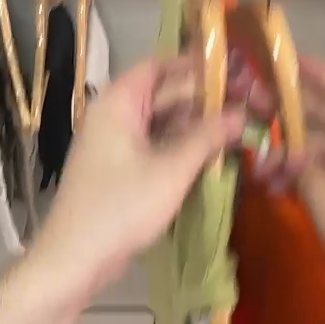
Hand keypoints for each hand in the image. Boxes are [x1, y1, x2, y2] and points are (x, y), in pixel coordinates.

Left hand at [26, 56, 244, 297]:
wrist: (75, 259)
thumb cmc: (121, 207)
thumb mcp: (171, 170)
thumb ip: (207, 137)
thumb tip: (240, 114)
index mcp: (119, 102)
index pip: (161, 65)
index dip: (198, 65)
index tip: (236, 71)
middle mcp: (115, 114)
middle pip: (165, 93)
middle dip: (206, 99)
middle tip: (250, 104)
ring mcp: (116, 143)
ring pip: (163, 121)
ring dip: (197, 125)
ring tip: (240, 128)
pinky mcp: (120, 168)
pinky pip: (156, 144)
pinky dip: (183, 146)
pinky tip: (213, 154)